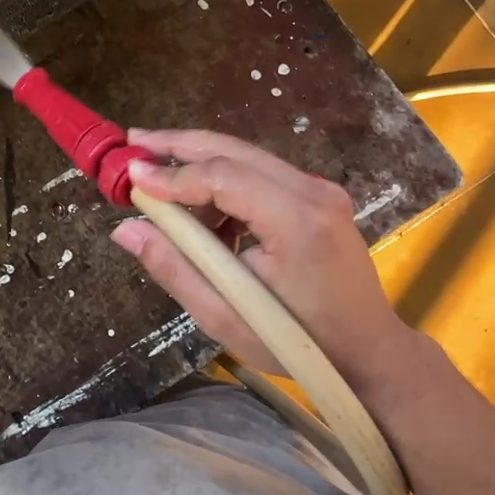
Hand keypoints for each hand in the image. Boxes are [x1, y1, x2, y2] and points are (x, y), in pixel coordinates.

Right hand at [111, 129, 414, 388]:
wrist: (370, 353)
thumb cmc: (298, 344)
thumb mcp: (225, 317)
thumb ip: (173, 269)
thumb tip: (124, 229)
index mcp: (296, 223)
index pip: (223, 176)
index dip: (172, 174)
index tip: (129, 176)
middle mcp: (313, 193)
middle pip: (233, 150)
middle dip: (177, 144)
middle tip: (131, 142)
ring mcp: (320, 189)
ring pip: (244, 157)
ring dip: (198, 164)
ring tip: (157, 188)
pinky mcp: (317, 195)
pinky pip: (259, 173)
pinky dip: (222, 182)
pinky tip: (200, 211)